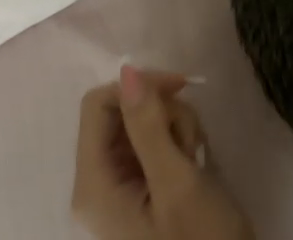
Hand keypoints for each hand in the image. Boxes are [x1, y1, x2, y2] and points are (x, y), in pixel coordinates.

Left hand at [71, 67, 252, 239]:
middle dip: (162, 112)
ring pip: (142, 122)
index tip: (182, 87)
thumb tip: (127, 70)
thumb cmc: (199, 238)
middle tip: (190, 140)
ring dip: (176, 125)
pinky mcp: (142, 186)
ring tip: (196, 155)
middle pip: (121, 113)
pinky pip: (153, 141)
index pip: (98, 106)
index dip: (139, 87)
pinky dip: (178, 140)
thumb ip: (147, 126)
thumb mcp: (176, 180)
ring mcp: (119, 186)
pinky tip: (195, 161)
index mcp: (92, 185)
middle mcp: (97, 182)